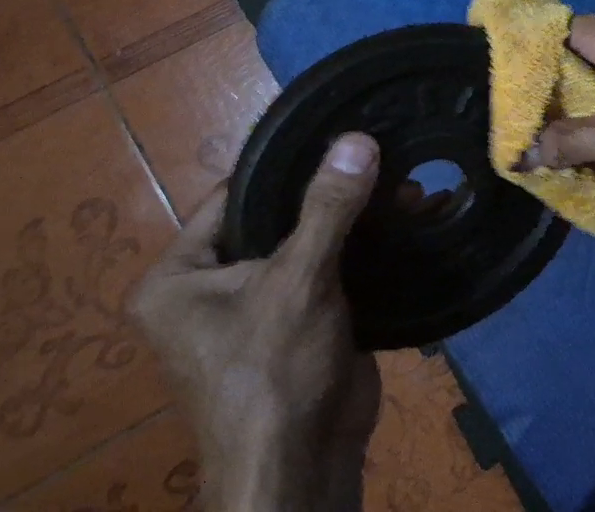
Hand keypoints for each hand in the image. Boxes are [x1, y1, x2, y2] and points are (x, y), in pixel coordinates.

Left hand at [131, 133, 383, 511]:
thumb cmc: (274, 371)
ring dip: (363, 217)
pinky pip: (337, 267)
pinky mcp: (305, 319)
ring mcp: (262, 304)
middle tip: (394, 158)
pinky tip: (414, 221)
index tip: (346, 131)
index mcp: (179, 276)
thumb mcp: (297, 281)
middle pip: (280, 215)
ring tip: (414, 188)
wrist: (302, 461)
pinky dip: (372, 246)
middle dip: (339, 192)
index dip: (291, 163)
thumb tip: (357, 139)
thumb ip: (327, 208)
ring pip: (314, 240)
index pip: (235, 194)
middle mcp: (212, 286)